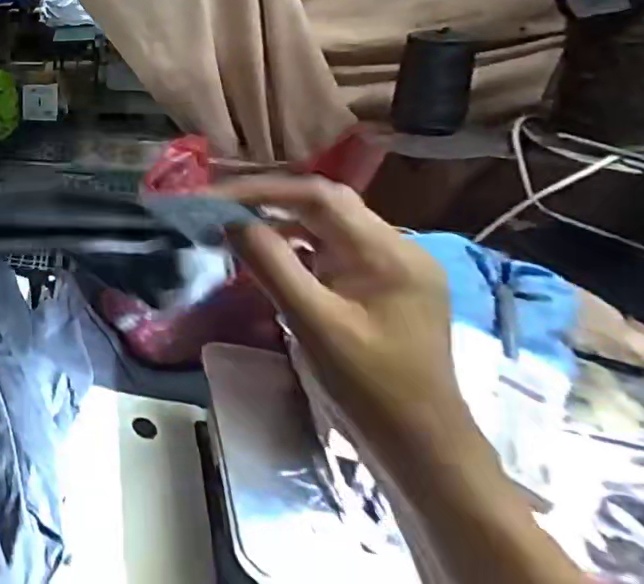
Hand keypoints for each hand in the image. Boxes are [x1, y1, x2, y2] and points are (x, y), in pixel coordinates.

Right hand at [218, 176, 459, 439]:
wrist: (426, 454)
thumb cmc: (370, 391)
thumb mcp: (314, 325)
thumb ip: (272, 266)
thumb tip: (232, 221)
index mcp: (388, 251)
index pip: (318, 197)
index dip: (262, 190)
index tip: (216, 198)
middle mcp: (398, 247)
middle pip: (327, 205)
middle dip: (272, 201)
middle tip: (224, 208)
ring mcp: (396, 267)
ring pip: (331, 227)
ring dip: (286, 224)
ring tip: (241, 230)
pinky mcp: (388, 286)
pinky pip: (338, 252)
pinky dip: (303, 250)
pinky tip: (276, 260)